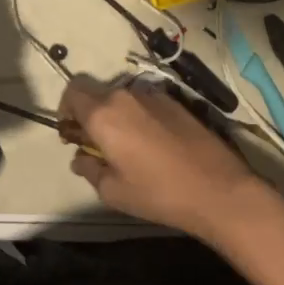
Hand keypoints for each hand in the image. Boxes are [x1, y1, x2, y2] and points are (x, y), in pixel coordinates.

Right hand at [61, 77, 260, 238]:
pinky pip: (144, 101)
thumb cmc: (159, 193)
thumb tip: (80, 157)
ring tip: (130, 144)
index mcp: (103, 114)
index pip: (72, 90)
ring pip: (121, 95)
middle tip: (98, 141)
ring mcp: (151, 94)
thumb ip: (89, 169)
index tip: (72, 131)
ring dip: (116, 113)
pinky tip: (154, 142)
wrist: (217, 188)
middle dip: (90, 111)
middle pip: (95, 91)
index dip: (66, 107)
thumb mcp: (114, 192)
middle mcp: (124, 95)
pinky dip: (139, 115)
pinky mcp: (174, 100)